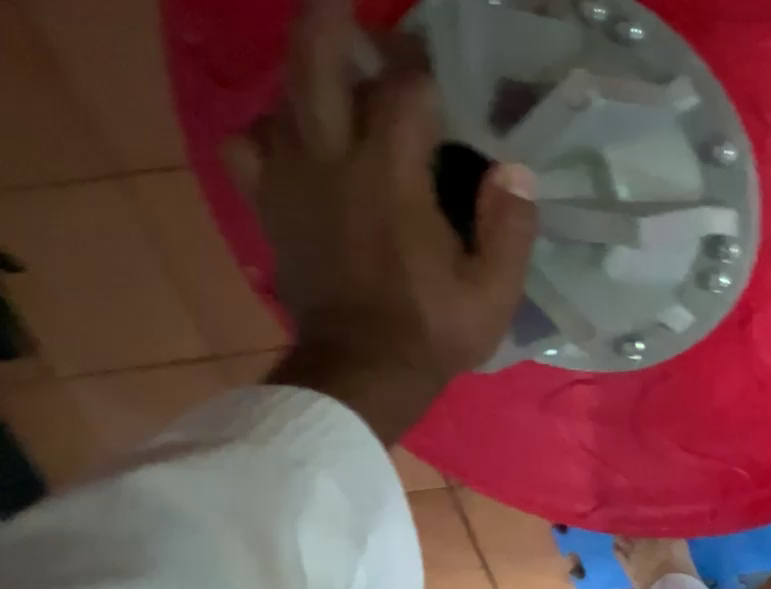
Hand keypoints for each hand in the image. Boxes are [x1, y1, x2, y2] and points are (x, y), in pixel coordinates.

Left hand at [239, 0, 536, 441]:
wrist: (363, 368)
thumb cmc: (437, 329)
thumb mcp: (496, 290)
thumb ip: (509, 226)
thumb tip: (516, 169)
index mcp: (392, 179)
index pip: (404, 93)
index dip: (424, 67)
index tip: (443, 61)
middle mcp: (331, 162)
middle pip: (316, 64)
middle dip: (334, 24)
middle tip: (352, 10)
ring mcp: (291, 180)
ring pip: (283, 99)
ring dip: (311, 81)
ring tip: (342, 88)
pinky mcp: (270, 204)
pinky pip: (252, 142)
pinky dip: (272, 128)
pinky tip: (300, 140)